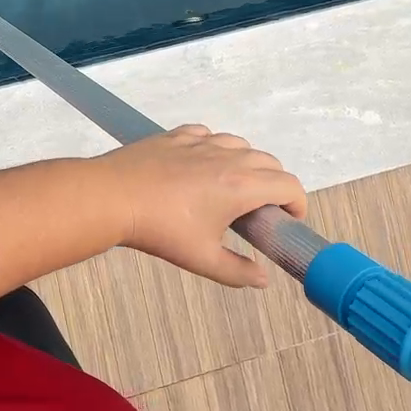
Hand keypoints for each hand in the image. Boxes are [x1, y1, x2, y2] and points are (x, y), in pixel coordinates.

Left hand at [101, 124, 306, 288]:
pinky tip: (201, 164)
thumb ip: (238, 272)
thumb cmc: (160, 229)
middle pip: (268, 161)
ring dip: (245, 162)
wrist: (112, 196)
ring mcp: (197, 141)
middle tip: (261, 210)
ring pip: (237, 143)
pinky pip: (205, 133)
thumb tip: (262, 278)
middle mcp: (225, 156)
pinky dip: (213, 145)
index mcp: (241, 185)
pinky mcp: (172, 135)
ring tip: (232, 187)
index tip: (287, 221)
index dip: (297, 204)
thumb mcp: (204, 260)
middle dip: (274, 184)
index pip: (289, 185)